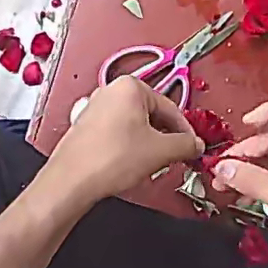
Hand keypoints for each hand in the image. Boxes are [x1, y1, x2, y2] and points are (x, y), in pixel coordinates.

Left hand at [46, 76, 203, 207]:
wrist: (71, 181)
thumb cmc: (113, 158)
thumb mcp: (160, 151)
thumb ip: (185, 144)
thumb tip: (196, 145)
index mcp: (130, 86)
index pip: (170, 107)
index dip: (185, 131)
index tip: (192, 147)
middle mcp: (110, 90)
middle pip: (151, 114)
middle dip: (165, 137)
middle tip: (174, 157)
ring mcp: (94, 106)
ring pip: (134, 124)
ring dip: (148, 143)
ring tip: (151, 164)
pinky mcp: (84, 125)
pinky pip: (116, 131)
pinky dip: (128, 145)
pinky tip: (129, 165)